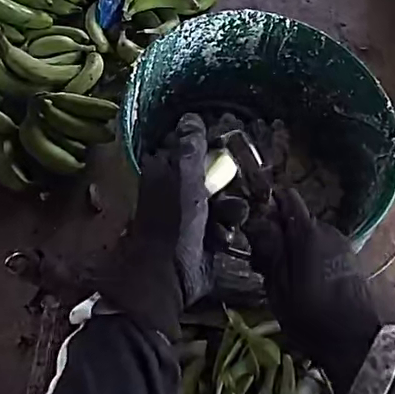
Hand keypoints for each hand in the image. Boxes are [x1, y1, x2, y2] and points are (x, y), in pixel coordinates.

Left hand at [97, 113, 209, 337]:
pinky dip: (225, 231)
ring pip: (224, 199)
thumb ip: (190, 146)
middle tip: (228, 192)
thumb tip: (191, 116)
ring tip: (225, 222)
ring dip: (229, 210)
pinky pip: (225, 225)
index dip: (213, 147)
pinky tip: (221, 239)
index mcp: (165, 168)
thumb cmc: (172, 221)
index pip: (194, 145)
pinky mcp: (204, 237)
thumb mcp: (183, 176)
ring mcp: (190, 214)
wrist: (168, 277)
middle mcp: (177, 188)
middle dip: (227, 183)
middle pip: (214, 172)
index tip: (227, 151)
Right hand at [244, 189, 380, 392]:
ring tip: (281, 276)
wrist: (356, 342)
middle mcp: (328, 230)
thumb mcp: (280, 288)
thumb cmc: (312, 316)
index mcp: (308, 233)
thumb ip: (270, 250)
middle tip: (262, 261)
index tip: (255, 224)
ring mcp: (342, 243)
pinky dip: (310, 255)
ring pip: (310, 234)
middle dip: (279, 232)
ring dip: (295, 246)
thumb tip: (259, 222)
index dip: (269, 204)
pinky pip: (323, 246)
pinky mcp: (350, 258)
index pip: (287, 198)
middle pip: (297, 218)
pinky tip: (303, 280)